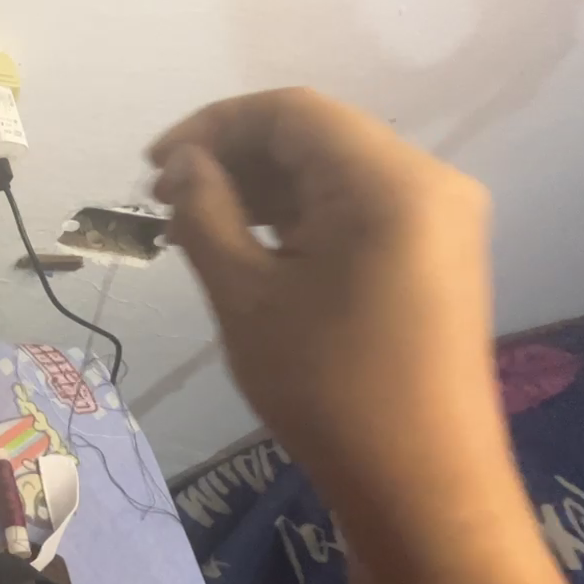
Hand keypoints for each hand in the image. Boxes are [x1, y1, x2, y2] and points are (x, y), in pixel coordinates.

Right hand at [147, 88, 506, 502]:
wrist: (414, 472)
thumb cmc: (320, 380)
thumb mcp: (243, 292)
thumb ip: (206, 212)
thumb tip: (182, 164)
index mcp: (386, 183)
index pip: (290, 111)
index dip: (210, 125)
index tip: (151, 164)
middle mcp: (424, 182)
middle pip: (311, 135)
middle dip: (228, 156)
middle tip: (161, 198)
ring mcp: (432, 218)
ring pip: (326, 171)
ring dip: (253, 186)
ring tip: (188, 225)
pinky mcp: (425, 251)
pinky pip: (346, 207)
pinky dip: (287, 214)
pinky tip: (239, 243)